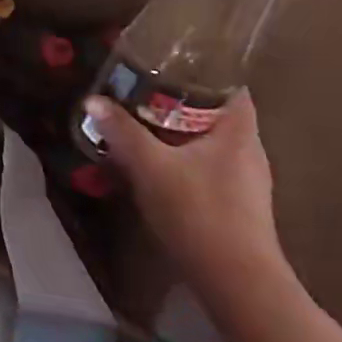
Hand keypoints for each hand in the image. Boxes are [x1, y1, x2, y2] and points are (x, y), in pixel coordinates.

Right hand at [83, 91, 291, 300]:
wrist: (234, 278)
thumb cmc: (198, 211)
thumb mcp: (150, 166)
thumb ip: (122, 131)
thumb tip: (93, 100)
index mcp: (239, 133)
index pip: (231, 87)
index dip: (203, 71)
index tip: (166, 63)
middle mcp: (248, 151)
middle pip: (215, 113)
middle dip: (177, 101)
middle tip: (137, 93)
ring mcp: (243, 179)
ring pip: (207, 141)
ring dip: (175, 131)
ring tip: (136, 125)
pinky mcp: (232, 201)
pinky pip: (203, 164)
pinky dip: (178, 156)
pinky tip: (152, 164)